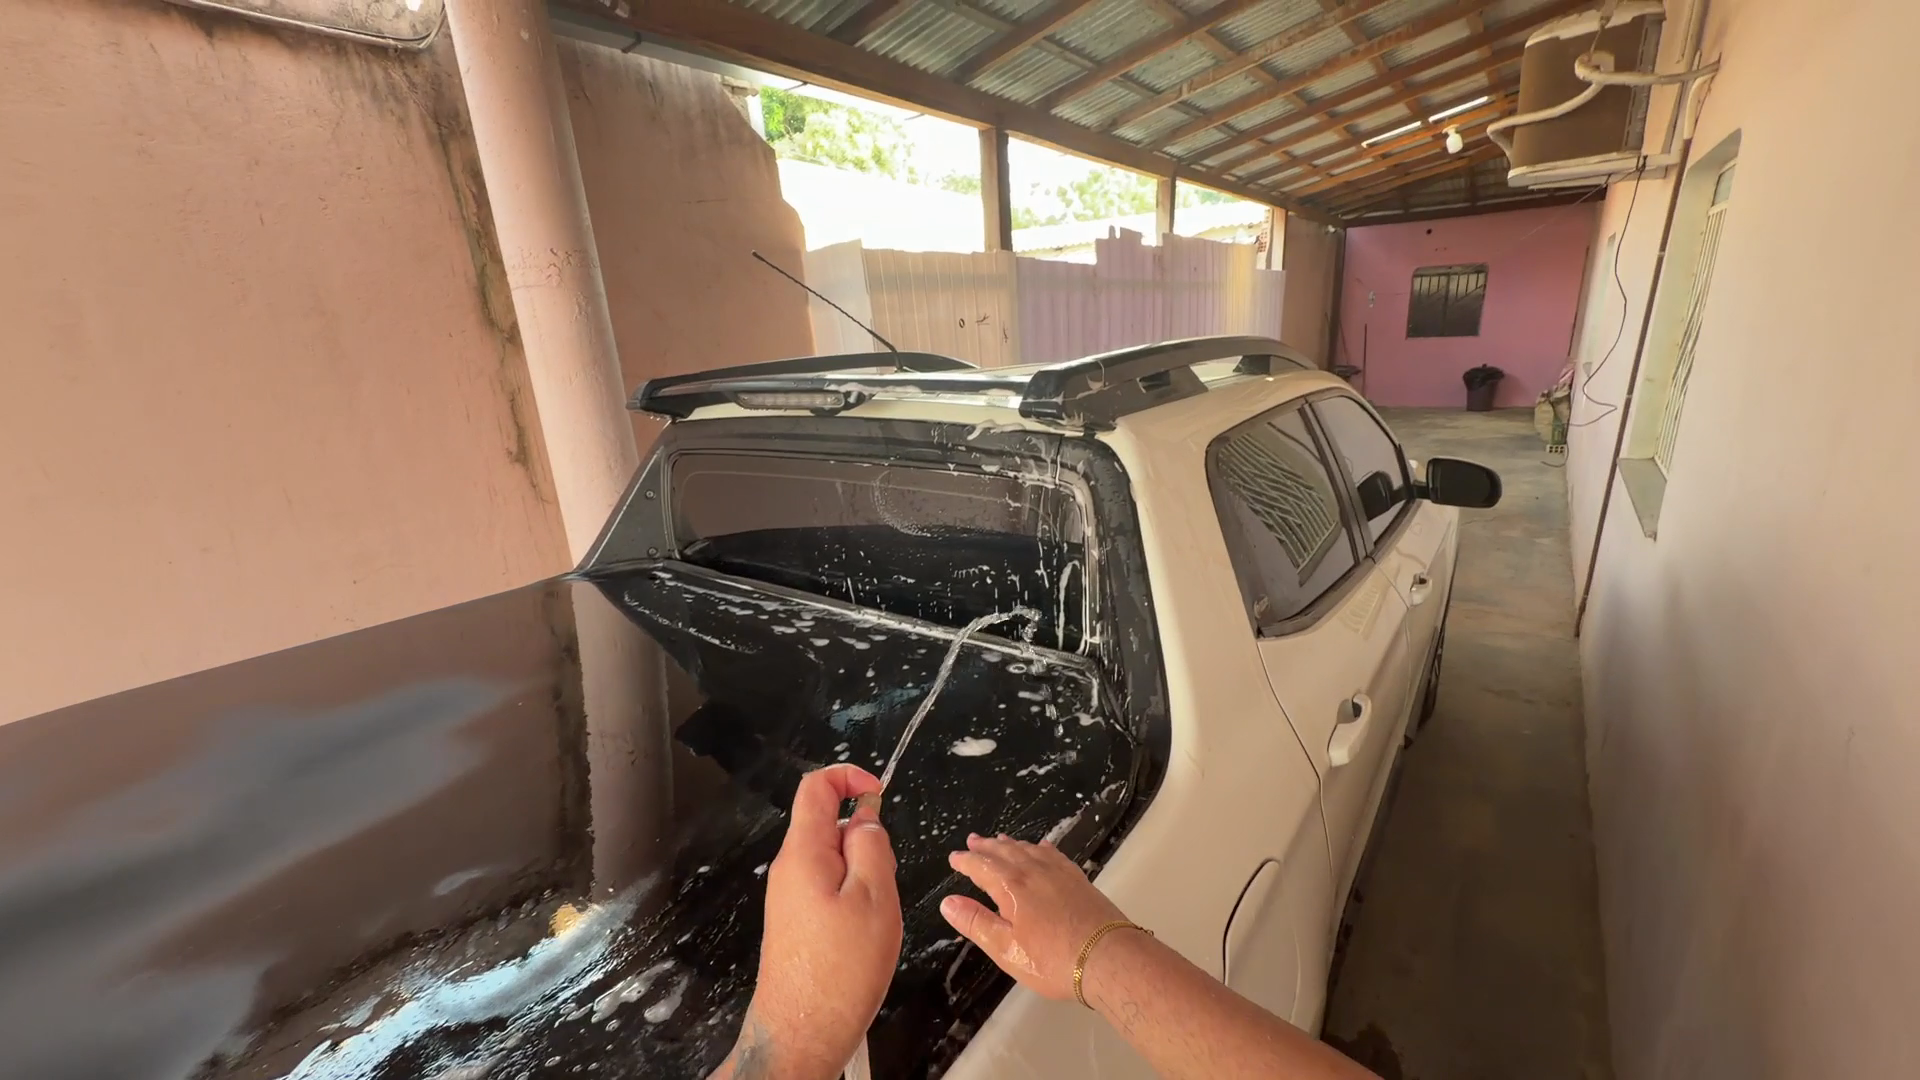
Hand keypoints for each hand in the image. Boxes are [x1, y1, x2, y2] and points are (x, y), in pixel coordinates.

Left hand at [721, 765, 901, 1079]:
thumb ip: (873, 846)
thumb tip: (866, 818)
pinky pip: (827, 884)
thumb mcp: (874, 897)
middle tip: (886, 875)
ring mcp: (789, 894)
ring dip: (862, 867)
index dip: (848, 775)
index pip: (815, 786)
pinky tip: (864, 928)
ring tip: (876, 910)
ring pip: (832, 855)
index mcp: (804, 852)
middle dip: (865, 833)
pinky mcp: (795, 919)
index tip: (879, 792)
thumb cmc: (841, 969)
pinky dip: (852, 891)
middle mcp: (790, 867)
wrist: (800, 1036)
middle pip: (827, 821)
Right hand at [939, 833, 1127, 1001]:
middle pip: (1004, 852)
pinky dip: (1040, 848)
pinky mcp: (1077, 878)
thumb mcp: (1006, 949)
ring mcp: (1058, 871)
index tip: (954, 858)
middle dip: (986, 846)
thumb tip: (948, 902)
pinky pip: (1053, 854)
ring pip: (1028, 849)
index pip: (982, 866)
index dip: (966, 861)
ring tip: (1000, 840)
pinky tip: (1041, 847)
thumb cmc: (1052, 959)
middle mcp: (1033, 870)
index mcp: (1012, 886)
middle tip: (973, 840)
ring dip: (1010, 844)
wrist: (1108, 956)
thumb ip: (976, 923)